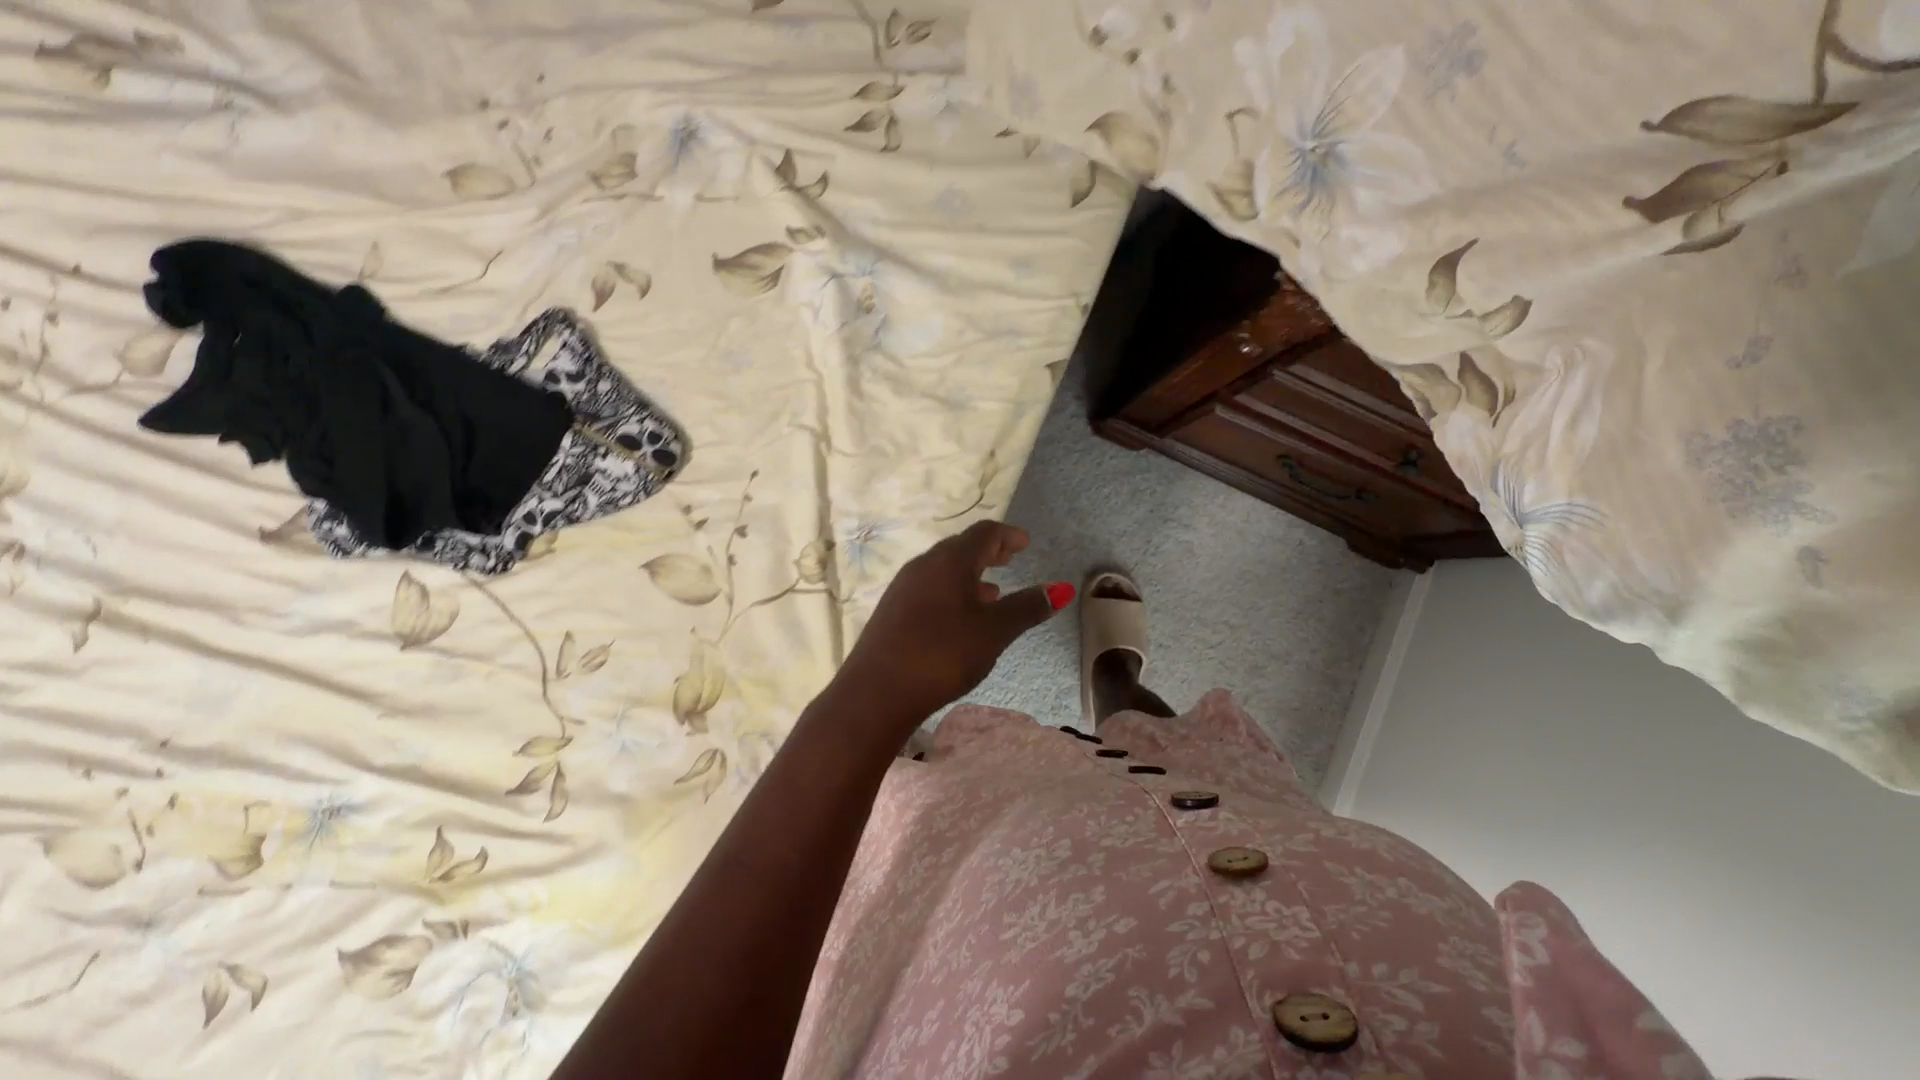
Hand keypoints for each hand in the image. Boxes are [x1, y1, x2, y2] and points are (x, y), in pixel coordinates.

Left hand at [840, 520, 1070, 721]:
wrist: (877, 691)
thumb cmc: (942, 654)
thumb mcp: (994, 632)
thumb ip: (1026, 608)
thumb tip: (1060, 589)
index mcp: (950, 561)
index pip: (984, 533)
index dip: (1008, 535)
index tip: (1025, 542)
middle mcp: (923, 565)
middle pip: (960, 548)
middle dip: (988, 552)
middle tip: (1010, 559)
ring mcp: (903, 588)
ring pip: (942, 571)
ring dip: (969, 576)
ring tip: (992, 592)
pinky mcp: (891, 612)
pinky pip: (928, 590)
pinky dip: (951, 592)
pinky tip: (959, 619)